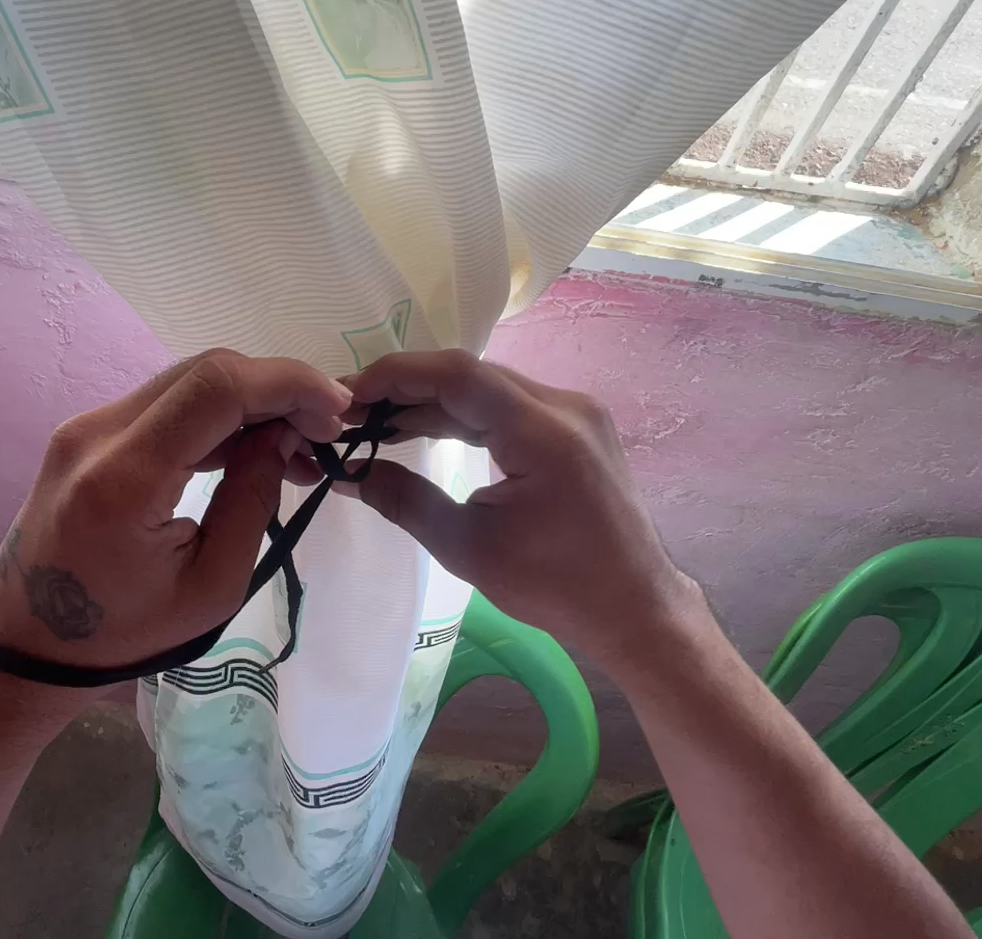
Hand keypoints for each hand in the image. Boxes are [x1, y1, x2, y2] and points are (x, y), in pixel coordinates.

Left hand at [0, 350, 350, 675]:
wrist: (25, 642)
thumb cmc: (123, 632)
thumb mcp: (212, 587)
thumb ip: (252, 500)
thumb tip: (284, 435)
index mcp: (125, 478)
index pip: (217, 388)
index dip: (288, 384)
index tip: (336, 411)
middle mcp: (98, 433)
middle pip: (206, 371)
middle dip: (278, 389)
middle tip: (323, 432)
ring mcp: (87, 426)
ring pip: (189, 380)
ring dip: (252, 401)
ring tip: (298, 445)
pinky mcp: (90, 432)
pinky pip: (169, 403)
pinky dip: (219, 415)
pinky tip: (253, 447)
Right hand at [339, 350, 701, 671]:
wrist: (634, 607)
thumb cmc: (554, 585)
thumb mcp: (468, 547)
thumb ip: (404, 500)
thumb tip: (347, 472)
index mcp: (544, 432)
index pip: (457, 375)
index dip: (396, 376)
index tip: (348, 394)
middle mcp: (564, 405)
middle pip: (471, 375)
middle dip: (406, 387)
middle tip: (352, 411)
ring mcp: (574, 412)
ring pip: (488, 388)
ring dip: (432, 401)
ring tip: (377, 421)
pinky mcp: (574, 426)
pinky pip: (507, 405)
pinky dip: (463, 415)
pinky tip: (424, 428)